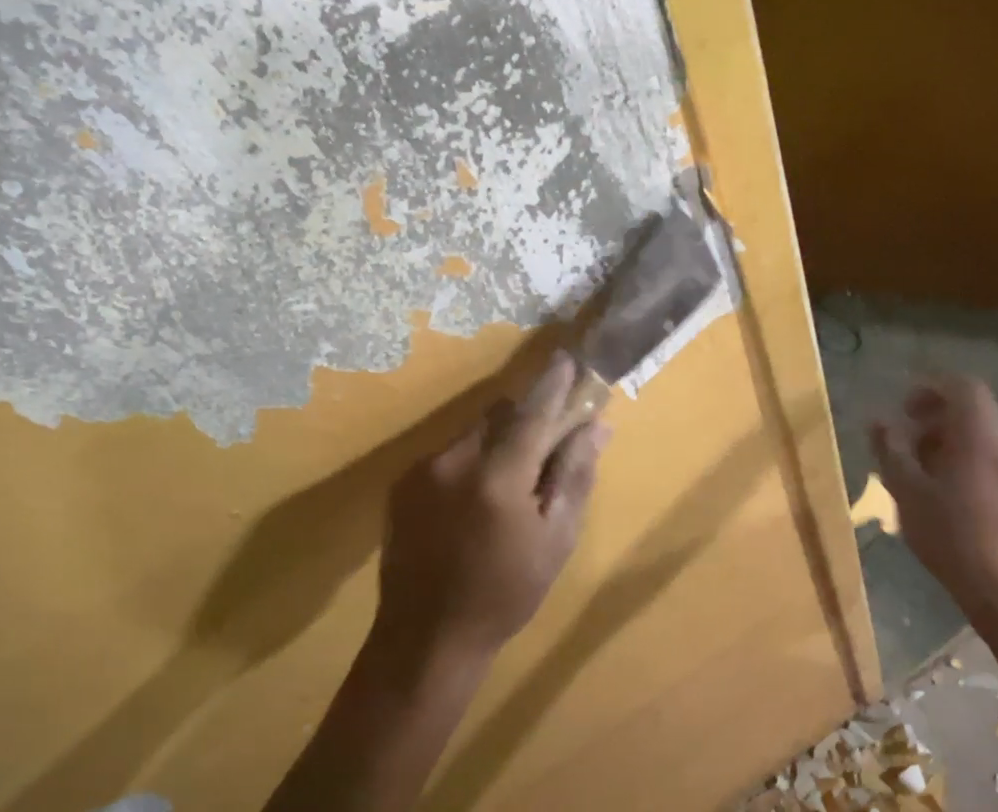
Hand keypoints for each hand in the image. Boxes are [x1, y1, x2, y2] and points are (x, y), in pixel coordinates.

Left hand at [372, 351, 610, 665]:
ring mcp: (422, 469)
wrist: (426, 637)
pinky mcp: (402, 483)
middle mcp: (454, 460)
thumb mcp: (555, 540)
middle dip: (524, 419)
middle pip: (498, 415)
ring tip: (508, 483)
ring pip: (471, 432)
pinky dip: (467, 461)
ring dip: (495, 442)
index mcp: (498, 476)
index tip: (569, 359)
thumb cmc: (504, 593)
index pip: (532, 412)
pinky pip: (446, 453)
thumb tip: (595, 424)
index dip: (553, 384)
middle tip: (545, 443)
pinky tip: (473, 501)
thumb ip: (574, 475)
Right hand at [870, 375, 997, 617]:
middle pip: (973, 407)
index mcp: (979, 438)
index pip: (964, 387)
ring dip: (946, 436)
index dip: (932, 387)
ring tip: (915, 463)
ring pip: (980, 432)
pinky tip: (938, 486)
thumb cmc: (948, 534)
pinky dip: (961, 454)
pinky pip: (988, 454)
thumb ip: (890, 448)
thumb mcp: (905, 490)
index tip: (904, 407)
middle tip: (904, 434)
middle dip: (935, 413)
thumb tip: (878, 420)